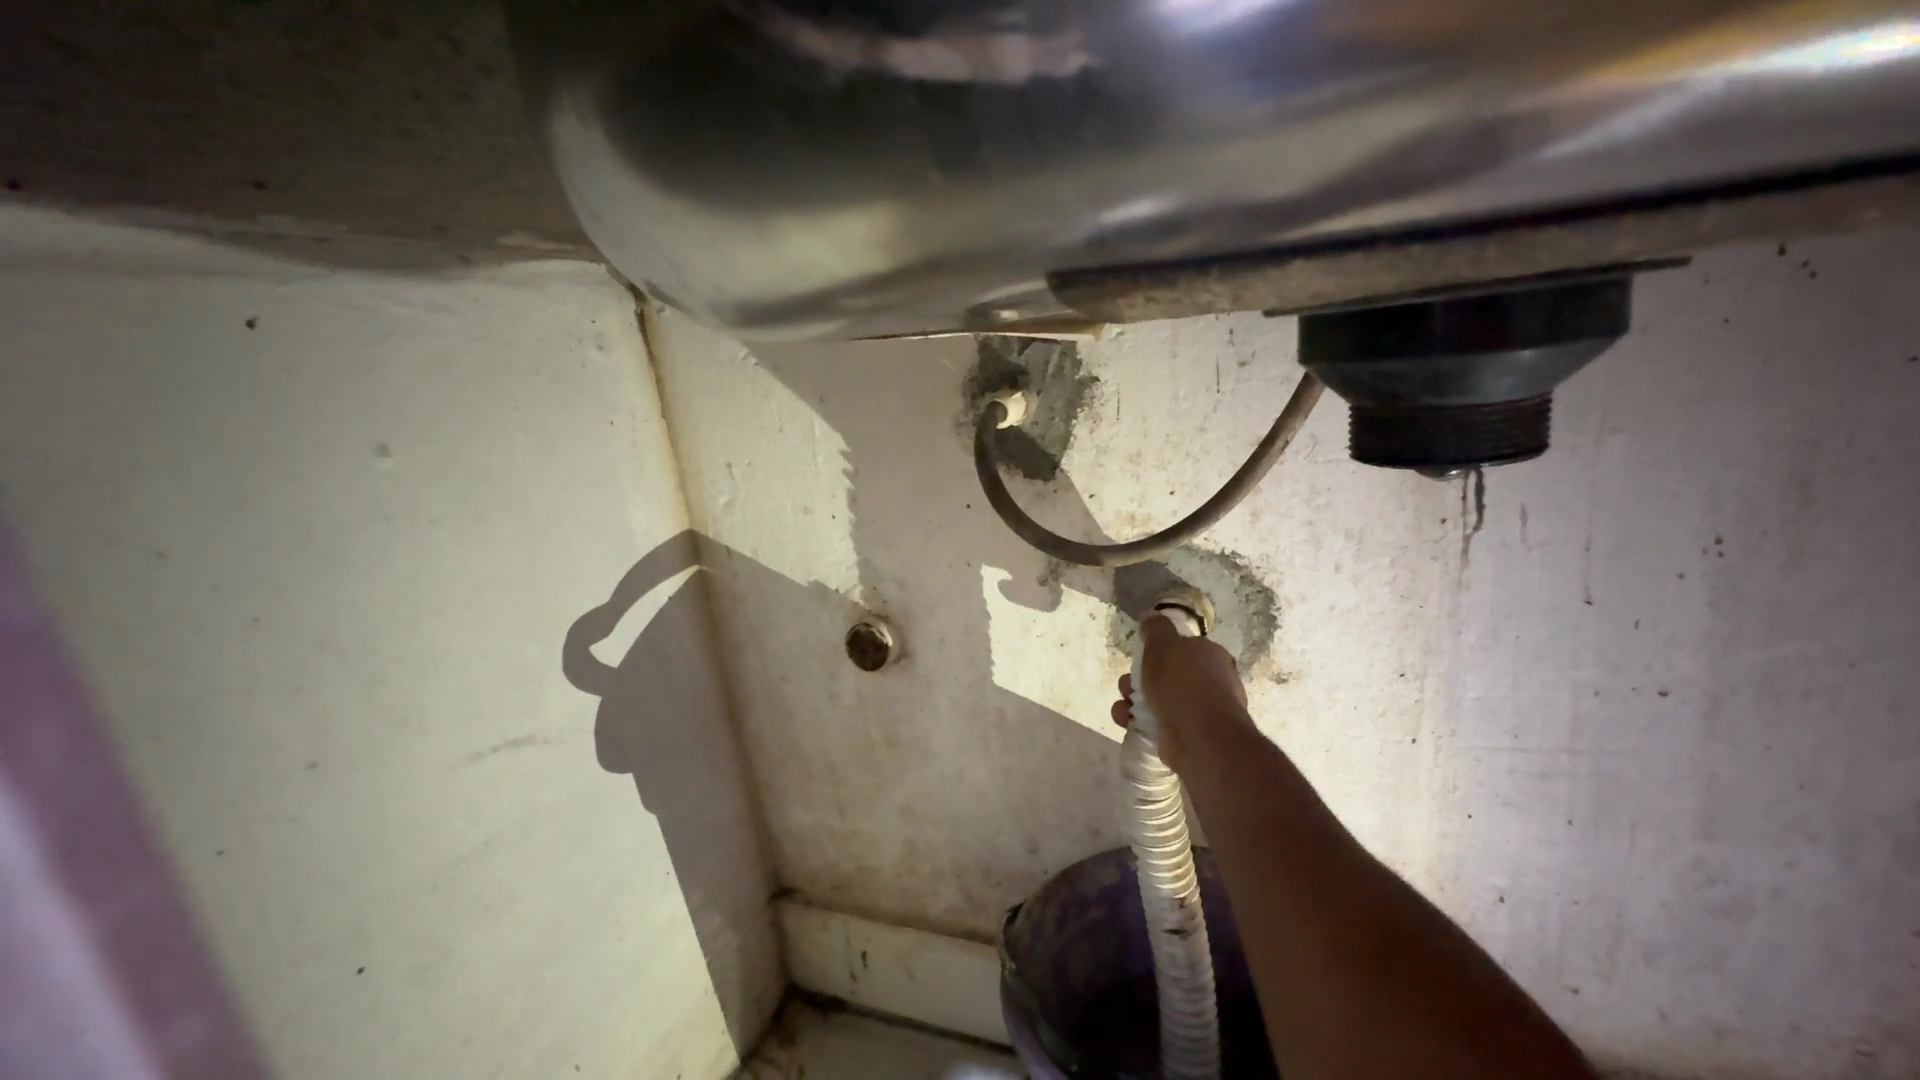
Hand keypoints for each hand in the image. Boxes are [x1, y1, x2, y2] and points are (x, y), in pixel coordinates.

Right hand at [1110, 612, 1252, 771]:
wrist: (1201, 737)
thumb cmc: (1183, 683)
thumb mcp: (1163, 645)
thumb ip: (1155, 629)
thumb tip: (1149, 614)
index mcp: (1210, 656)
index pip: (1182, 648)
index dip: (1157, 652)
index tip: (1139, 657)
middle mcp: (1209, 683)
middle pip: (1165, 675)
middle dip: (1139, 679)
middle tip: (1126, 683)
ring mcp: (1198, 712)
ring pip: (1158, 700)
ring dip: (1133, 700)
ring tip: (1122, 705)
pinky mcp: (1185, 735)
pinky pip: (1157, 723)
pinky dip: (1138, 721)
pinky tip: (1125, 720)